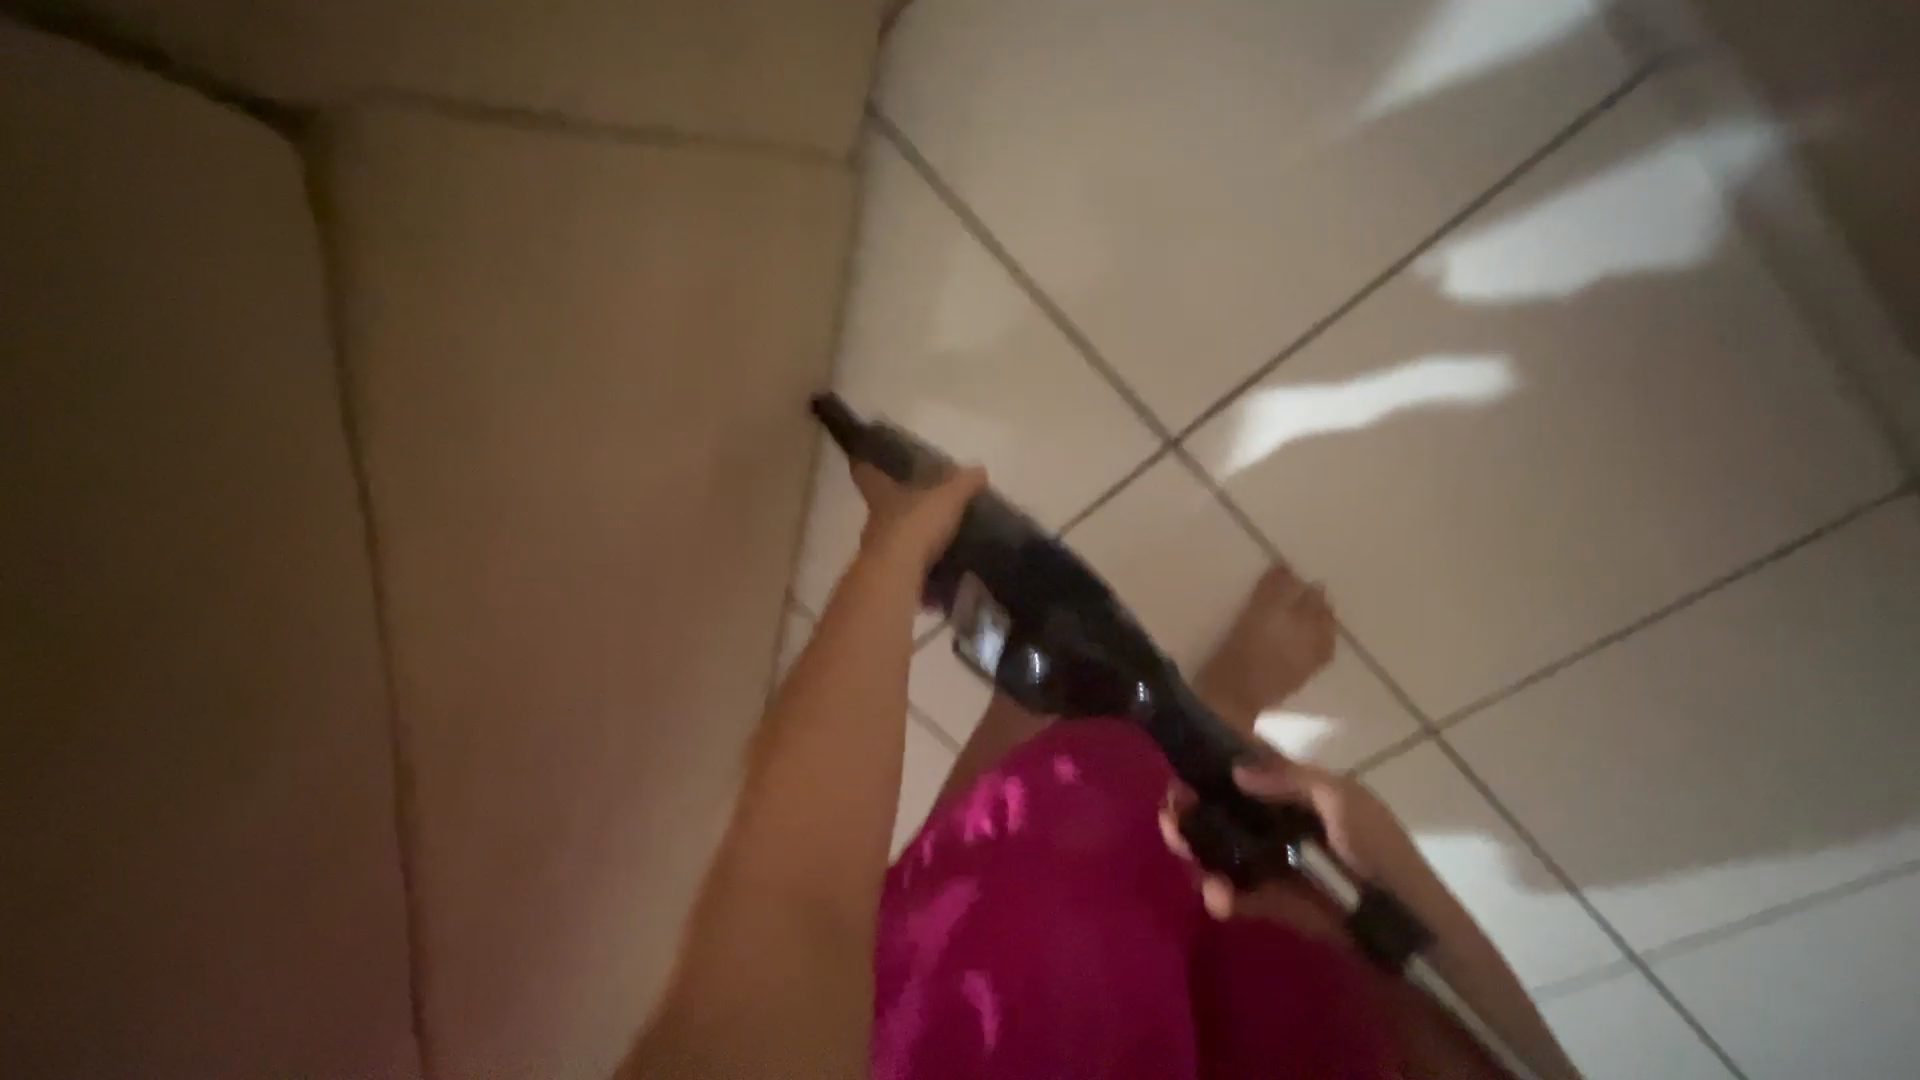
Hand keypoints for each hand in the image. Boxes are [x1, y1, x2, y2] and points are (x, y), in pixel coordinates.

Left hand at [850, 462, 987, 573]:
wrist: (897, 575)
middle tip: (925, 509)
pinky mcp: (889, 579)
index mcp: (882, 496)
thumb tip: (979, 469)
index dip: (866, 465)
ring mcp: (878, 553)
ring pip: (896, 545)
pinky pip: (910, 575)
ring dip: (916, 547)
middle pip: (882, 511)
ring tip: (944, 549)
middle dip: (901, 510)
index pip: (866, 474)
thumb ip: (963, 484)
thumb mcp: (947, 498)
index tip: (864, 458)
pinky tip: (947, 582)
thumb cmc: (916, 525)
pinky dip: (927, 579)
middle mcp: (875, 522)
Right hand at [1159, 753, 1415, 935]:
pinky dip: (1221, 895)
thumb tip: (1235, 771)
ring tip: (1183, 851)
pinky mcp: (1274, 904)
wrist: (1410, 928)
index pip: (1244, 773)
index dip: (1210, 770)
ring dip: (1196, 850)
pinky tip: (1218, 897)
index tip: (1181, 773)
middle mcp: (1279, 825)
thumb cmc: (1379, 851)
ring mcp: (1274, 864)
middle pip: (1221, 812)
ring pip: (1220, 850)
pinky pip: (1237, 894)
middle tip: (1170, 819)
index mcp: (1298, 794)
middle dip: (1190, 812)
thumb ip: (1290, 779)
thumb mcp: (1343, 799)